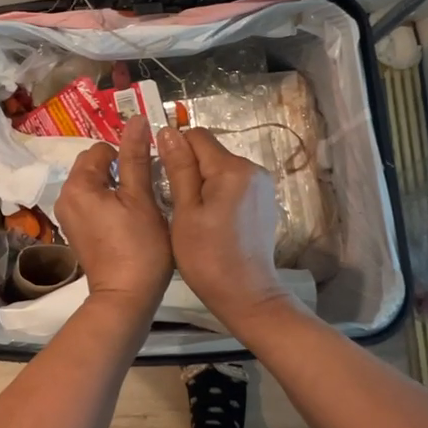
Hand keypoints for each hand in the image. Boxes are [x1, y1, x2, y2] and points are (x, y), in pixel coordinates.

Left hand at [53, 117, 173, 308]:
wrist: (125, 297)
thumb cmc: (138, 246)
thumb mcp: (142, 198)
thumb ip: (137, 157)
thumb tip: (136, 119)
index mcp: (78, 184)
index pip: (102, 150)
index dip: (127, 156)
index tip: (149, 174)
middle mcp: (65, 195)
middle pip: (94, 165)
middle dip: (120, 170)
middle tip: (146, 190)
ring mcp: (67, 215)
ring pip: (94, 184)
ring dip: (115, 187)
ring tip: (139, 206)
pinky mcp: (75, 230)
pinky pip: (90, 202)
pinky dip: (108, 203)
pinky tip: (128, 220)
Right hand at [158, 126, 292, 328]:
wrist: (246, 296)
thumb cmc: (207, 256)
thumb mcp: (184, 211)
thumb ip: (178, 167)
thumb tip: (167, 131)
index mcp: (232, 169)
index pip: (196, 136)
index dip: (175, 152)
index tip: (165, 180)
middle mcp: (252, 169)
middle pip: (209, 151)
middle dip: (189, 168)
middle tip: (176, 203)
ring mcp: (261, 185)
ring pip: (219, 167)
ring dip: (201, 182)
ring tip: (192, 214)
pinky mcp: (263, 200)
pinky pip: (232, 182)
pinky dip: (216, 192)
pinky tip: (210, 219)